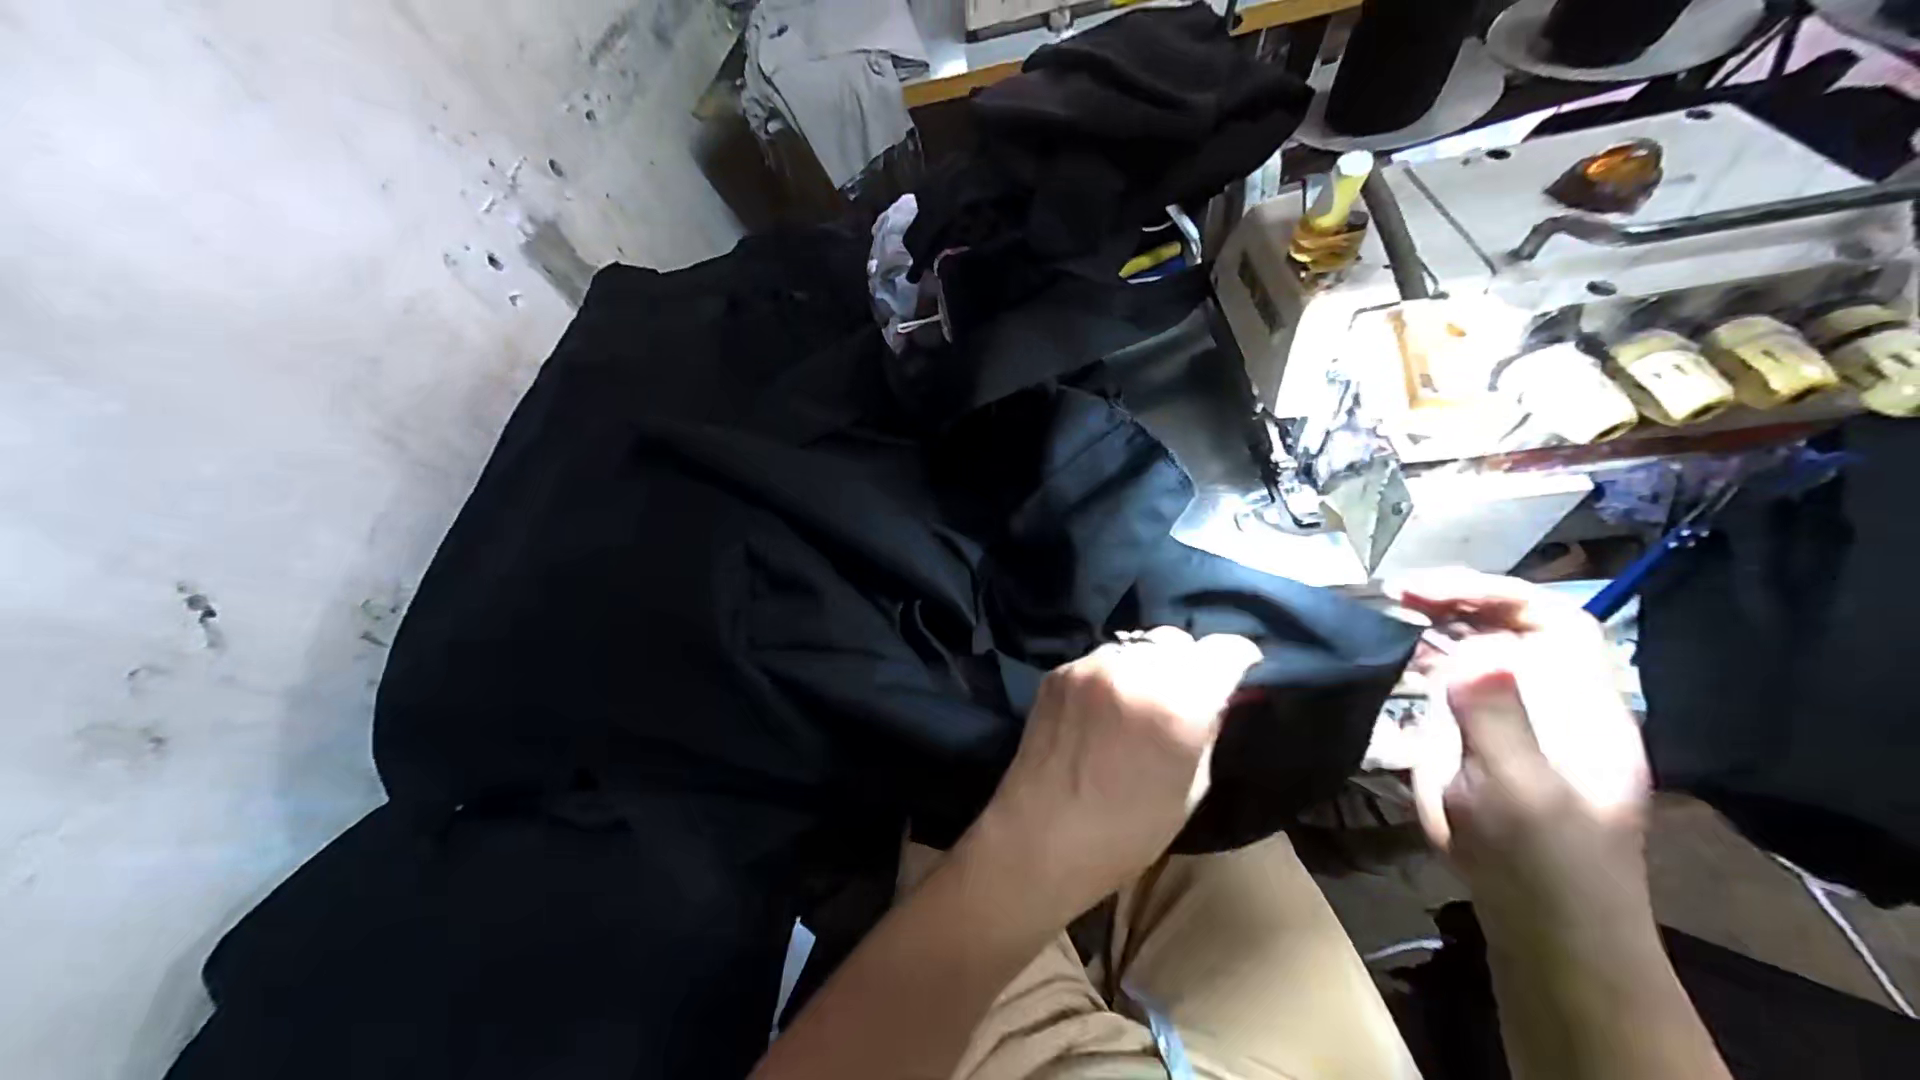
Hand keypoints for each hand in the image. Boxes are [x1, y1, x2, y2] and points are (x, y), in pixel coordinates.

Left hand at [966, 627, 1262, 919]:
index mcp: (1176, 705)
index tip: (1239, 674)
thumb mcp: (1191, 790)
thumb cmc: (1125, 834)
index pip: (1223, 649)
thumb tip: (1218, 697)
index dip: (1238, 660)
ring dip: (1149, 666)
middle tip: (1186, 695)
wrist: (1038, 839)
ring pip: (1137, 646)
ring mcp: (1090, 667)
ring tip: (1140, 702)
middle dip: (1190, 663)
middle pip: (1177, 640)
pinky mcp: (1058, 672)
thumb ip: (1208, 730)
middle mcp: (1133, 671)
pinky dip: (1114, 675)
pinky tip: (1104, 709)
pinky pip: (1102, 659)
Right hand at [1387, 569, 1652, 941]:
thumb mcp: (1523, 791)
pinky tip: (1393, 648)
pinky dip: (1421, 654)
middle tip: (1398, 591)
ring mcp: (1507, 714)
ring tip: (1389, 607)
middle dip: (1457, 599)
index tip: (1434, 589)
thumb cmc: (1543, 856)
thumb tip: (1483, 653)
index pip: (1552, 621)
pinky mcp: (1473, 734)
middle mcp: (1545, 696)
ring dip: (1435, 621)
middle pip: (1508, 625)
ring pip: (1477, 647)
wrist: (1538, 914)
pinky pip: (1450, 678)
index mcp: (1578, 703)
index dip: (1496, 593)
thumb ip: (1501, 721)